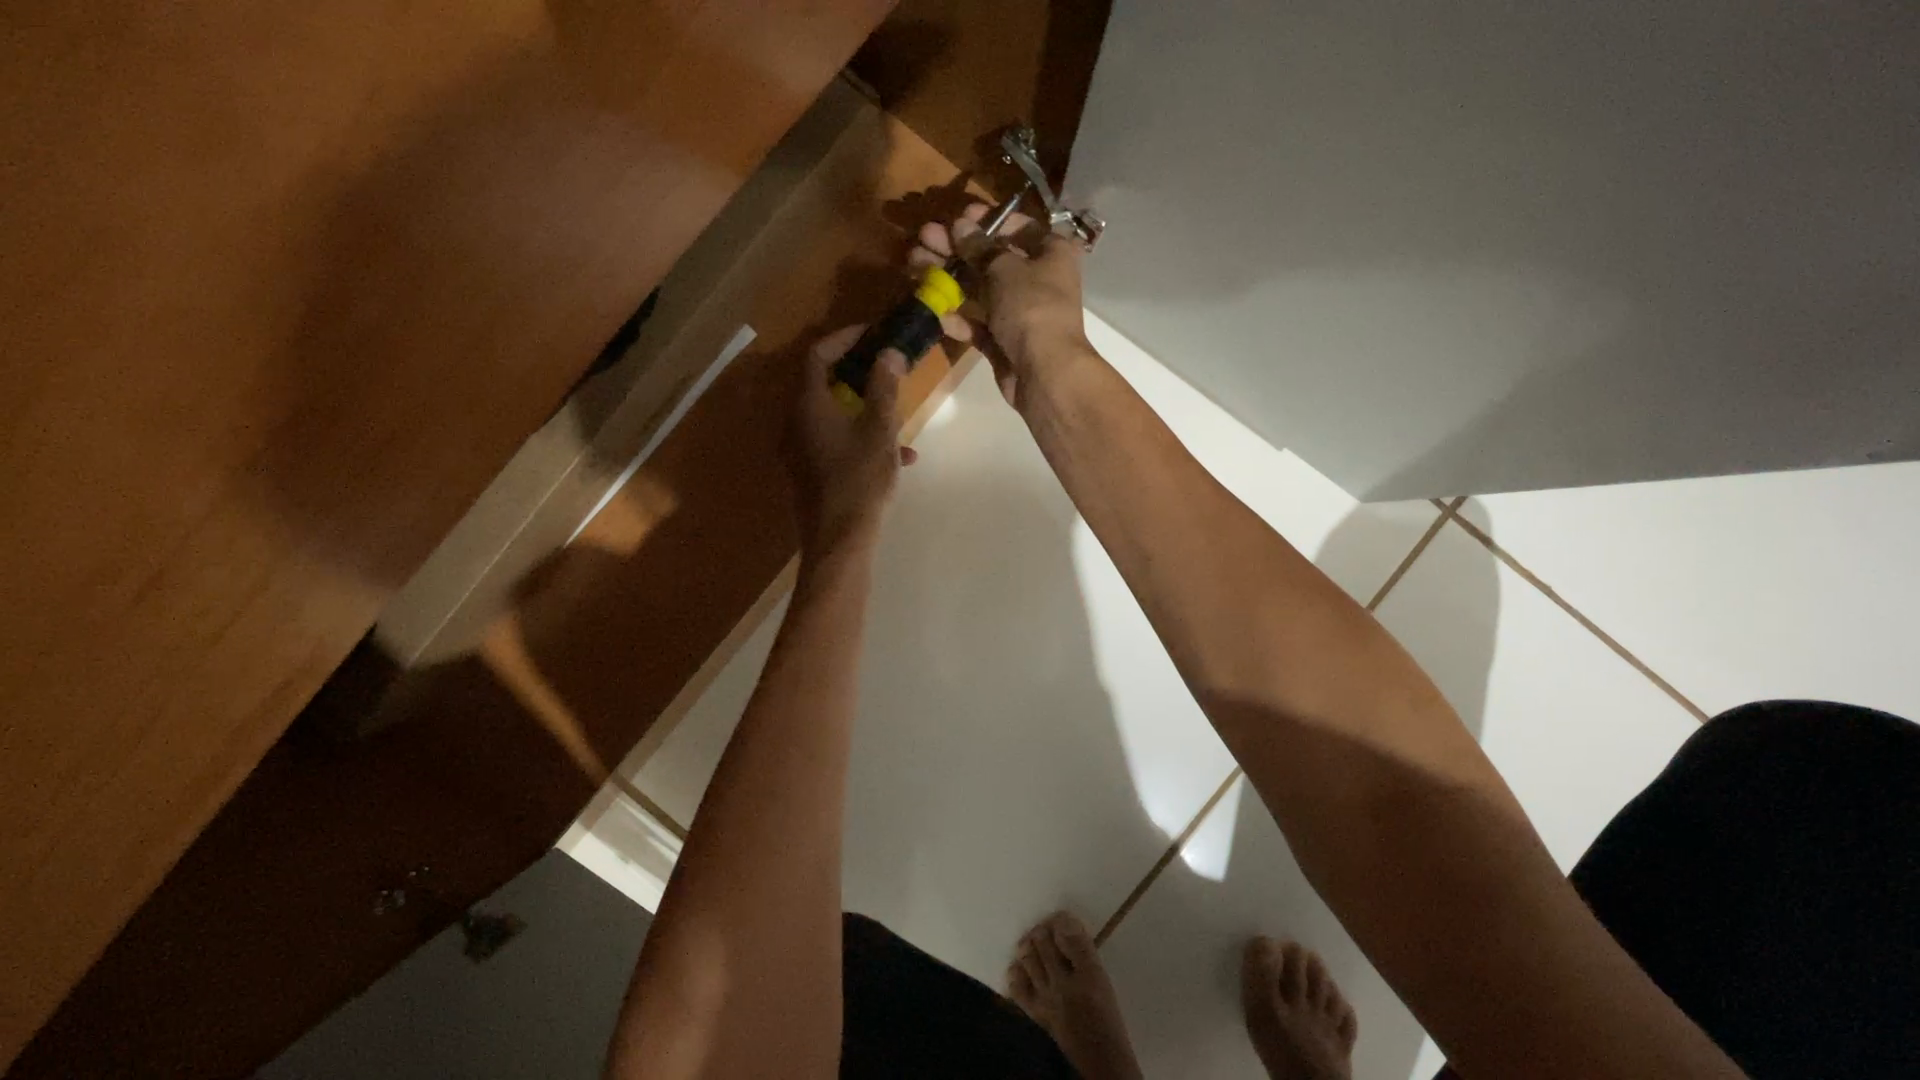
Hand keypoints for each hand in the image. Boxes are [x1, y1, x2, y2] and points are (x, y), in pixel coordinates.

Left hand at [787, 326, 917, 555]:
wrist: (839, 540)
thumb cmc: (860, 480)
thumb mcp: (880, 430)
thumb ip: (885, 387)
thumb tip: (889, 353)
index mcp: (808, 405)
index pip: (818, 355)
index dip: (844, 338)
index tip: (873, 334)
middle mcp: (795, 422)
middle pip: (823, 383)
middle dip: (859, 373)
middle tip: (887, 367)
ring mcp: (799, 449)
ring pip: (833, 414)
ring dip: (865, 408)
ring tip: (899, 415)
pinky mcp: (809, 471)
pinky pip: (834, 440)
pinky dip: (861, 438)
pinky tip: (899, 458)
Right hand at [912, 203, 1090, 407]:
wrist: (1044, 373)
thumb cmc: (1031, 307)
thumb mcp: (1004, 269)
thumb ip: (979, 248)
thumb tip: (960, 225)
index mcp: (1051, 253)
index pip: (1018, 227)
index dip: (986, 221)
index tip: (957, 217)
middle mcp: (1038, 280)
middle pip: (992, 259)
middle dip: (956, 249)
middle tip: (924, 238)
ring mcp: (1020, 312)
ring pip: (980, 290)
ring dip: (948, 278)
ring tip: (914, 265)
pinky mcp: (1004, 340)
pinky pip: (978, 323)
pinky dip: (958, 317)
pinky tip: (933, 310)